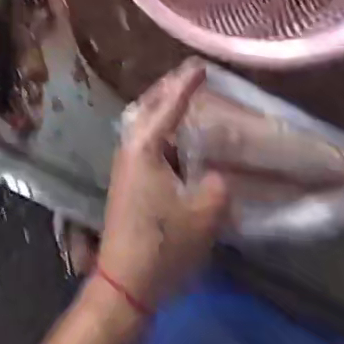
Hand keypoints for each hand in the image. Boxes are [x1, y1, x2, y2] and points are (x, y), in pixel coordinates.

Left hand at [96, 63, 229, 309]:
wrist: (126, 278)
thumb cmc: (164, 242)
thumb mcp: (204, 215)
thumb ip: (217, 185)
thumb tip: (217, 172)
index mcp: (144, 146)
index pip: (169, 105)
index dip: (186, 85)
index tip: (200, 66)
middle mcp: (129, 145)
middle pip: (149, 106)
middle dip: (169, 88)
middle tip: (191, 75)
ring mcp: (125, 161)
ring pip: (144, 122)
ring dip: (163, 108)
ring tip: (186, 98)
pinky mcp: (128, 177)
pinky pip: (146, 139)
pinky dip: (162, 129)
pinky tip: (178, 138)